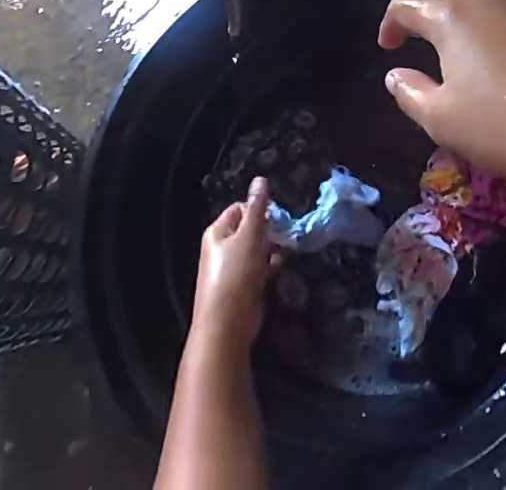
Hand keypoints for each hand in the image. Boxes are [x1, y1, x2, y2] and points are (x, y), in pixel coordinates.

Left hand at [191, 176, 279, 350]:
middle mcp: (222, 247)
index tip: (278, 216)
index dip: (260, 209)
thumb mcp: (250, 235)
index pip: (240, 208)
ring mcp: (231, 267)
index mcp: (218, 231)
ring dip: (272, 247)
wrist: (227, 325)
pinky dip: (269, 265)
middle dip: (269, 229)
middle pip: (249, 228)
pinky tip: (280, 267)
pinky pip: (258, 267)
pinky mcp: (242, 285)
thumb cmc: (236, 274)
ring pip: (256, 248)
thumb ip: (258, 207)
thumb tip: (261, 179)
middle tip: (286, 234)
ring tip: (287, 250)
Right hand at [378, 0, 505, 202]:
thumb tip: (396, 75)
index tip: (388, 48)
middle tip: (417, 42)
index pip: (405, 3)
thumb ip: (411, 93)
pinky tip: (498, 60)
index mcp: (452, 15)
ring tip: (456, 52)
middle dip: (422, 10)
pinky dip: (488, 25)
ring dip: (457, 15)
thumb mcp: (445, 120)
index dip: (389, 23)